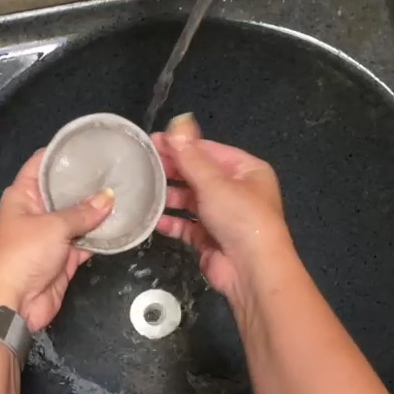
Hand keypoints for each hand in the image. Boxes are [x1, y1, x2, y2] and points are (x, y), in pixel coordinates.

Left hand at [0, 149, 114, 330]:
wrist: (12, 305)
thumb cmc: (22, 256)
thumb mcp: (52, 227)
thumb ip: (82, 212)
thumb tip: (109, 197)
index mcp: (22, 196)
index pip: (41, 163)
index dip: (63, 151)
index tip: (90, 142)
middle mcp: (35, 212)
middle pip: (63, 190)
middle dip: (87, 182)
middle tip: (117, 167)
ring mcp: (49, 236)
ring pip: (77, 217)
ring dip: (98, 211)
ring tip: (126, 191)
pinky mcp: (62, 259)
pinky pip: (84, 242)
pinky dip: (100, 236)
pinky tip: (122, 224)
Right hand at [152, 113, 295, 308]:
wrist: (251, 269)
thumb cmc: (240, 217)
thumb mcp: (214, 182)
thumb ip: (191, 156)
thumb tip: (177, 124)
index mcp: (246, 170)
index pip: (208, 151)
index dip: (181, 146)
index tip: (152, 142)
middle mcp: (236, 191)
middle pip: (198, 175)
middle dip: (173, 171)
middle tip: (142, 165)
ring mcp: (222, 216)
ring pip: (191, 201)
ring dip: (170, 197)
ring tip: (144, 191)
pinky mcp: (210, 239)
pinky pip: (187, 226)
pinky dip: (172, 222)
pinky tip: (154, 220)